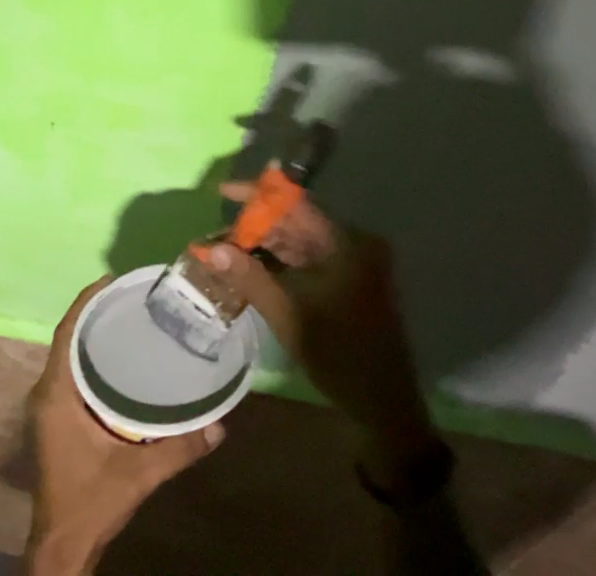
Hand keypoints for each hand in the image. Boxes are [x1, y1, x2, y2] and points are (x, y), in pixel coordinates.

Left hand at [25, 276, 225, 575]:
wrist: (64, 545)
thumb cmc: (91, 502)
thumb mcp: (139, 474)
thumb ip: (180, 448)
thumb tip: (221, 423)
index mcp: (55, 394)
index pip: (66, 332)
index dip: (86, 301)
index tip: (113, 278)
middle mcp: (47, 393)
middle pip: (69, 339)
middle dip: (97, 313)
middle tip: (135, 296)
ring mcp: (51, 408)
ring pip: (70, 357)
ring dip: (95, 337)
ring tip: (134, 319)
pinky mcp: (58, 420)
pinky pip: (74, 375)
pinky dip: (95, 360)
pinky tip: (125, 362)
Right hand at [209, 183, 436, 465]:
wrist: (384, 402)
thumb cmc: (339, 357)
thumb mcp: (288, 316)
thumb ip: (250, 278)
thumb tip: (211, 248)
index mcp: (346, 244)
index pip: (295, 204)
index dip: (258, 195)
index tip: (224, 192)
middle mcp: (354, 244)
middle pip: (297, 221)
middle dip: (255, 225)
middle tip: (218, 234)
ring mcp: (355, 263)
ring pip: (301, 242)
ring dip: (266, 245)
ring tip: (227, 251)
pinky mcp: (351, 281)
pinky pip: (311, 260)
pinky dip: (282, 262)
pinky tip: (252, 268)